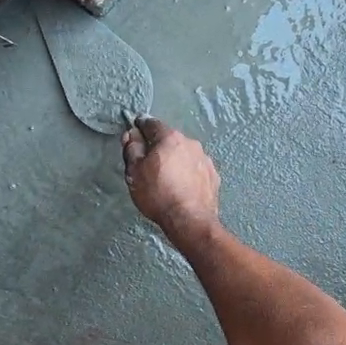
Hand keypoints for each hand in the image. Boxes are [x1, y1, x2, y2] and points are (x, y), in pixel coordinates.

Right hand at [122, 117, 220, 245]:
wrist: (190, 220)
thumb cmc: (158, 195)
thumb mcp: (134, 172)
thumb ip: (132, 149)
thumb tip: (132, 135)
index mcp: (169, 138)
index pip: (151, 124)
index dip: (141, 126)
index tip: (135, 128)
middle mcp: (190, 143)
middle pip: (170, 139)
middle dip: (159, 146)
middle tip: (148, 161)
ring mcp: (205, 159)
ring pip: (184, 154)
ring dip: (175, 160)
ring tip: (167, 178)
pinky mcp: (213, 176)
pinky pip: (196, 169)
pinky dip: (188, 173)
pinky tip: (182, 186)